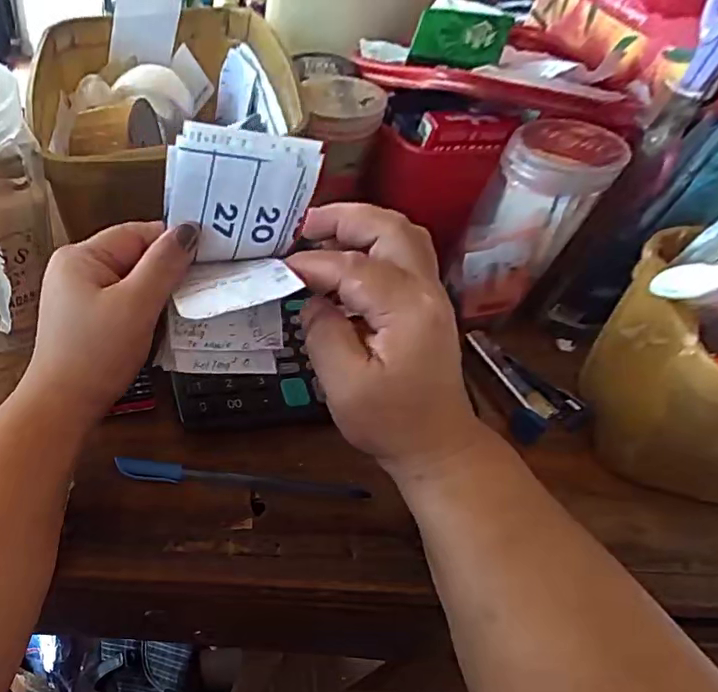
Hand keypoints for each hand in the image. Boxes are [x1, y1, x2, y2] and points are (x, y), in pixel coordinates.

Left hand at [20, 221, 196, 419]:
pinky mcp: (83, 325)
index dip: (171, 244)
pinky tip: (153, 332)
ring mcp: (76, 300)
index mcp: (80, 256)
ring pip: (129, 286)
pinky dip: (140, 316)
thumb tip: (188, 231)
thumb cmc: (95, 356)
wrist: (62, 407)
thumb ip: (163, 266)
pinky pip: (120, 308)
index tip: (205, 260)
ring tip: (175, 316)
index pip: (137, 234)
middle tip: (195, 292)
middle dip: (163, 275)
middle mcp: (74, 272)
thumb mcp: (136, 306)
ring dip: (154, 299)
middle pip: (133, 259)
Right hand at [285, 205, 489, 475]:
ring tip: (323, 235)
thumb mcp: (345, 386)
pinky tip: (346, 267)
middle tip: (304, 225)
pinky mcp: (428, 308)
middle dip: (345, 219)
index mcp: (406, 308)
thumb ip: (324, 335)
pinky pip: (405, 259)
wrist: (436, 446)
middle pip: (390, 229)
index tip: (280, 266)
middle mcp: (426, 291)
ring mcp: (432, 297)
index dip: (314, 262)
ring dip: (364, 227)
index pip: (353, 266)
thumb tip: (313, 302)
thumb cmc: (390, 423)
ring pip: (403, 237)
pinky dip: (374, 249)